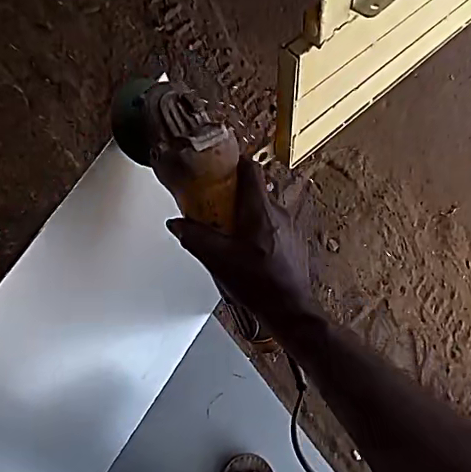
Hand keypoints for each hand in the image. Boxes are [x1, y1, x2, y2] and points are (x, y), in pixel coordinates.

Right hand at [168, 157, 319, 331]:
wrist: (289, 309)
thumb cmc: (261, 286)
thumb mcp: (218, 260)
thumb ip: (195, 237)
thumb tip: (178, 224)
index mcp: (260, 211)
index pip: (249, 169)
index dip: (232, 162)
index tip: (217, 165)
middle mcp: (278, 214)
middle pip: (253, 189)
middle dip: (232, 194)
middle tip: (213, 206)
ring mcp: (288, 227)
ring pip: (262, 208)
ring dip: (243, 214)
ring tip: (226, 232)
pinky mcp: (292, 241)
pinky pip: (271, 224)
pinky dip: (256, 229)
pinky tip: (244, 248)